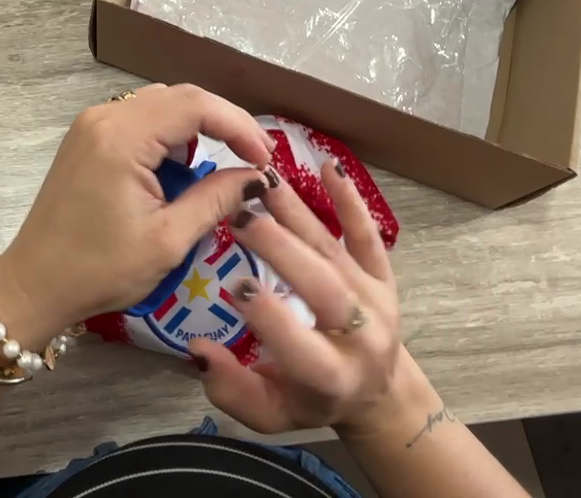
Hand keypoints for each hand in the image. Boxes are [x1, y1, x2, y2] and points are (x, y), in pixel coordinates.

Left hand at [0, 84, 275, 349]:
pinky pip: (139, 117)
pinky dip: (168, 134)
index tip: (264, 158)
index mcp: (121, 138)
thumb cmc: (100, 270)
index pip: (195, 104)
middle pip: (179, 96)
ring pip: (160, 103)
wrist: (34, 285)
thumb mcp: (168, 241)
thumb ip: (216, 199)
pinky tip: (180, 167)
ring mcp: (91, 123)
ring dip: (195, 127)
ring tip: (224, 162)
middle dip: (221, 122)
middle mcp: (104, 117)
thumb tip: (258, 177)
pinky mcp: (87, 136)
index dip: (238, 125)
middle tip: (253, 158)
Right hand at [189, 157, 418, 436]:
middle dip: (281, 249)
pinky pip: (367, 233)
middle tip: (239, 216)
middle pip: (322, 286)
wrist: (378, 389)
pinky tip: (328, 167)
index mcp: (332, 376)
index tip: (234, 286)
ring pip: (333, 250)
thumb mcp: (271, 412)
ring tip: (264, 180)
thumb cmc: (312, 397)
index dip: (270, 317)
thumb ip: (233, 389)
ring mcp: (375, 298)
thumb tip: (198, 349)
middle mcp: (360, 335)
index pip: (301, 346)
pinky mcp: (382, 272)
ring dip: (297, 212)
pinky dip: (349, 199)